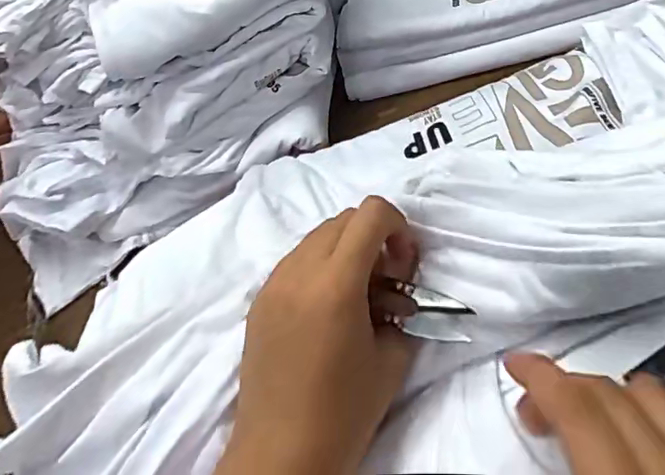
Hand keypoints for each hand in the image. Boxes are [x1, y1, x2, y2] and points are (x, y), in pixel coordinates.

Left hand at [216, 196, 420, 474]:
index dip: (398, 227)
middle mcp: (300, 270)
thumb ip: (401, 311)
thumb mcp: (391, 361)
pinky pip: (296, 261)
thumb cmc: (342, 414)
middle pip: (344, 220)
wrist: (279, 456)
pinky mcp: (259, 298)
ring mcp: (274, 282)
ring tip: (359, 298)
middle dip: (374, 239)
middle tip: (388, 281)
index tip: (405, 264)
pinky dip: (320, 267)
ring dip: (346, 251)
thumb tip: (397, 291)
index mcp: (335, 282)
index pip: (370, 214)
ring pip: (318, 237)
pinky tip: (329, 311)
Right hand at [506, 352, 664, 474]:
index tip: (515, 365)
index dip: (541, 378)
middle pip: (615, 395)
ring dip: (618, 393)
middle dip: (567, 385)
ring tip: (593, 416)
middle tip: (537, 408)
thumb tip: (539, 424)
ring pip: (661, 399)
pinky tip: (655, 431)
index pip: (580, 410)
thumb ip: (570, 466)